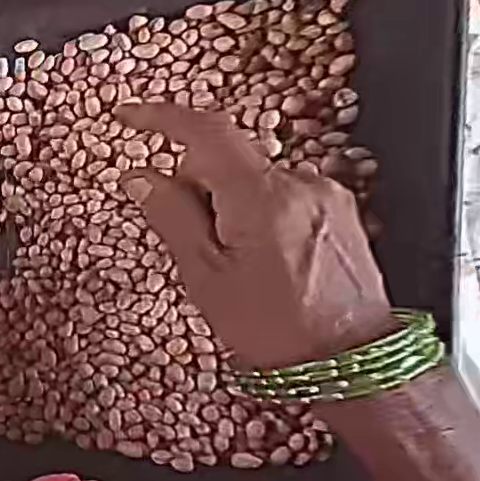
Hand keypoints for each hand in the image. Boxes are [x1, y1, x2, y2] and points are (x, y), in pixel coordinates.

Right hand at [115, 103, 394, 369]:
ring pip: (250, 179)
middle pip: (225, 161)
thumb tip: (139, 177)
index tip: (127, 116)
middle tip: (194, 244)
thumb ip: (171, 216)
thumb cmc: (272, 326)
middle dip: (196, 189)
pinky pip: (278, 194)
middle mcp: (299, 183)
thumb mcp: (205, 275)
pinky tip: (261, 258)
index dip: (159, 117)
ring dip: (226, 205)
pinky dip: (254, 212)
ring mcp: (324, 195)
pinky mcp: (338, 211)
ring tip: (233, 262)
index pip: (205, 132)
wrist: (352, 364)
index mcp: (261, 197)